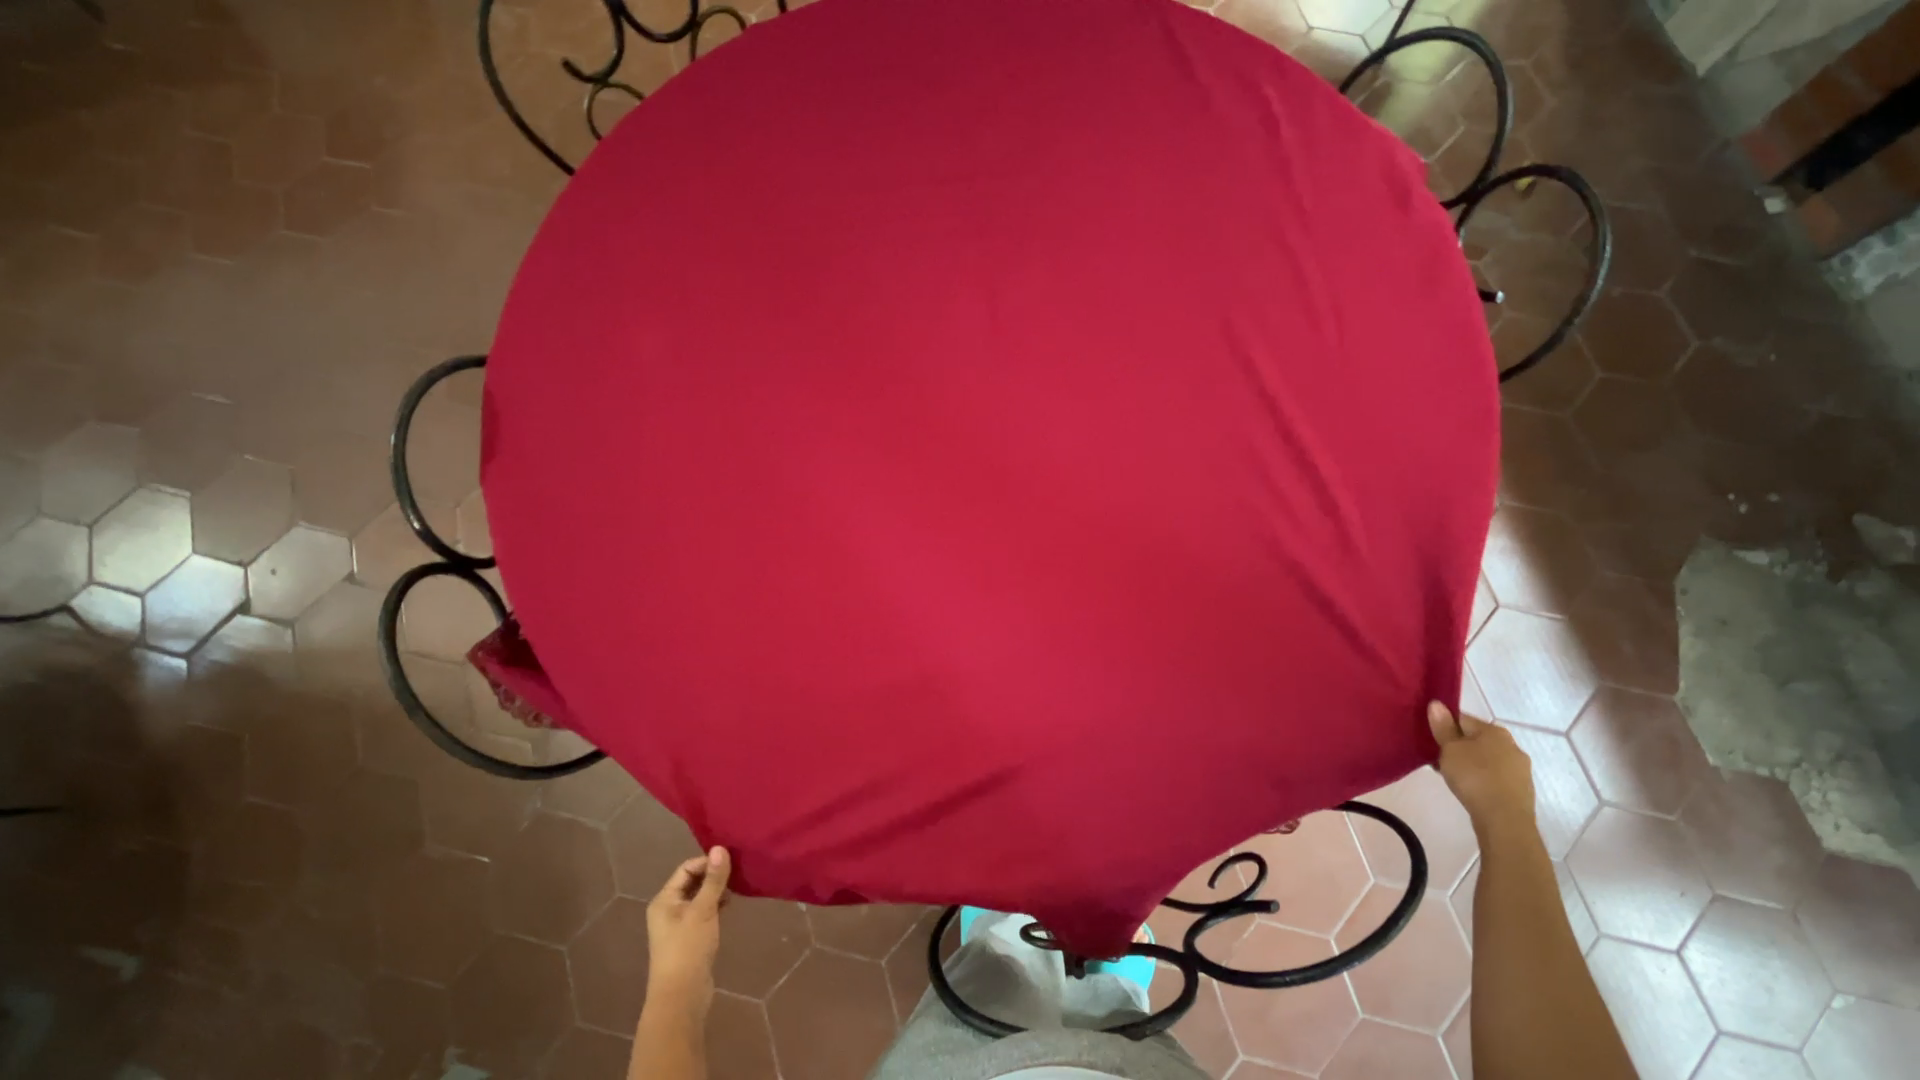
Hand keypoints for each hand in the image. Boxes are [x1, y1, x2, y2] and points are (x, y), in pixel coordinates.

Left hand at [647, 847, 731, 1000]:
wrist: (681, 996)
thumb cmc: (688, 949)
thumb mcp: (703, 911)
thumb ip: (713, 880)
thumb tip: (720, 848)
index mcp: (664, 900)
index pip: (686, 869)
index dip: (707, 863)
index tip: (732, 862)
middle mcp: (668, 910)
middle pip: (692, 883)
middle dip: (713, 876)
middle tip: (738, 872)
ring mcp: (678, 926)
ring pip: (699, 898)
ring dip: (716, 892)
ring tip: (738, 888)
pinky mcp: (689, 939)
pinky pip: (703, 914)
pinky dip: (715, 907)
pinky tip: (730, 907)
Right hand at [1428, 701, 1535, 836]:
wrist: (1504, 819)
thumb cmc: (1474, 777)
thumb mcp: (1450, 750)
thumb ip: (1443, 727)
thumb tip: (1436, 703)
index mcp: (1494, 731)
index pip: (1462, 719)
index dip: (1444, 727)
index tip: (1431, 740)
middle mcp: (1511, 745)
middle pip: (1475, 739)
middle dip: (1457, 746)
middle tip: (1438, 760)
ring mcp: (1519, 768)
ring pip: (1485, 758)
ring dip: (1469, 763)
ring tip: (1452, 776)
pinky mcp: (1520, 788)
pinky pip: (1494, 776)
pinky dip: (1480, 778)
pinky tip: (1470, 789)